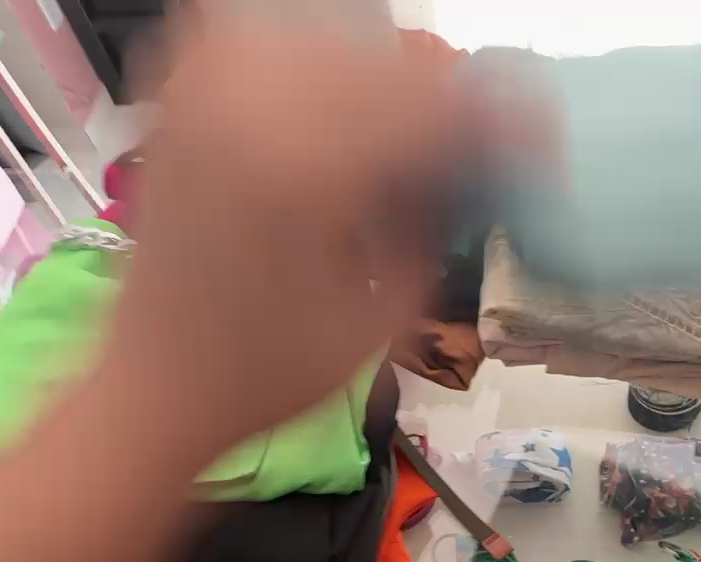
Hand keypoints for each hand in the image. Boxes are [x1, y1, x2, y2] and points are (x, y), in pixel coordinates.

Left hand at [98, 24, 481, 453]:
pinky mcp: (181, 91)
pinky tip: (343, 109)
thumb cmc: (271, 376)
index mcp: (311, 169)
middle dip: (457, 105)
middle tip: (489, 151)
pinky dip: (323, 67)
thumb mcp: (382, 323)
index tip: (544, 150)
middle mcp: (254, 100)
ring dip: (395, 86)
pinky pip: (270, 39)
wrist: (156, 384)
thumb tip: (478, 169)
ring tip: (420, 140)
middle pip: (396, 64)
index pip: (441, 107)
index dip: (509, 123)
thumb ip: (435, 230)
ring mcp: (206, 84)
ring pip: (339, 42)